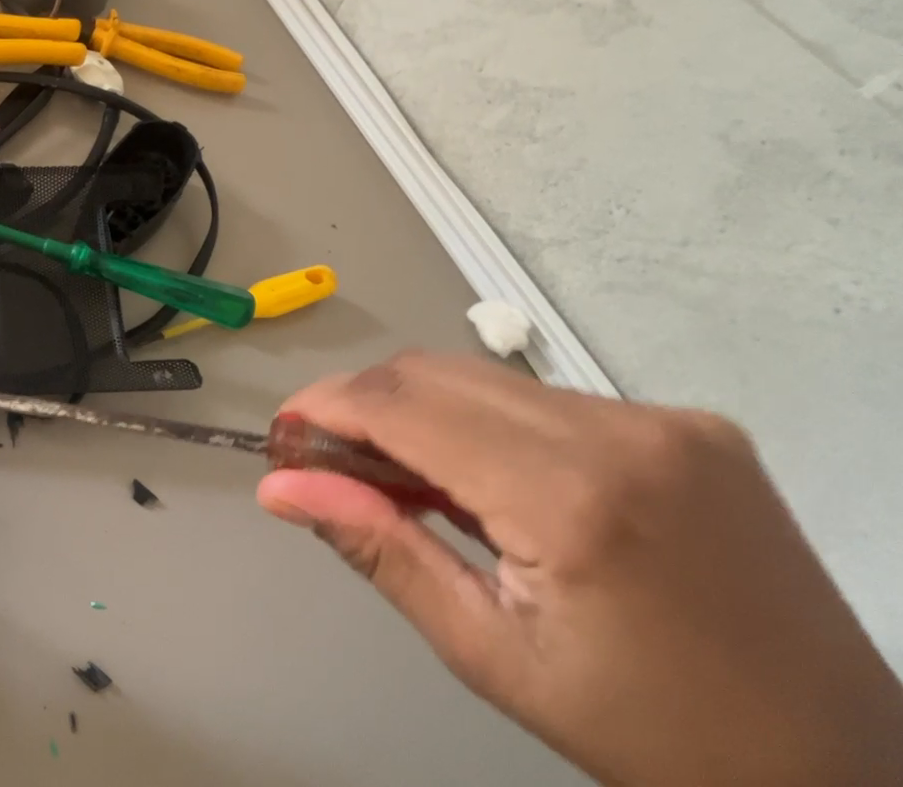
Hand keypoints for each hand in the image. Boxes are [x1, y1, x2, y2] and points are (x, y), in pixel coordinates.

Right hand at [257, 353, 902, 786]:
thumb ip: (378, 548)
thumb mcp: (488, 651)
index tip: (282, 437)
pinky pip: (544, 399)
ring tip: (402, 482)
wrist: (839, 764)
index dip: (324, 405)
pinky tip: (483, 483)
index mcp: (571, 498)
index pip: (403, 404)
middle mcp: (623, 432)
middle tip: (327, 463)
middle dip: (362, 405)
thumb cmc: (645, 730)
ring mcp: (667, 420)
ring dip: (420, 413)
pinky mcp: (691, 425)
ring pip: (486, 379)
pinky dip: (484, 423)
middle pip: (436, 373)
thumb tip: (280, 485)